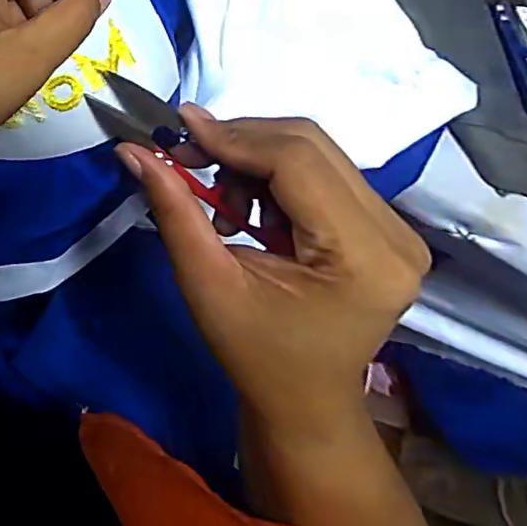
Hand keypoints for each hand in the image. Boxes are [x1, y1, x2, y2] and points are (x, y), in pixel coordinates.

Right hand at [117, 109, 429, 435]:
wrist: (303, 397)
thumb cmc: (254, 349)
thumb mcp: (204, 278)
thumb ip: (173, 207)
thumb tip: (133, 148)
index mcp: (362, 257)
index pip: (295, 162)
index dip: (232, 137)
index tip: (178, 128)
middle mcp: (394, 234)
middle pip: (307, 144)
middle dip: (238, 139)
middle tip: (186, 154)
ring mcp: (394, 227)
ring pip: (311, 148)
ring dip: (251, 154)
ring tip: (219, 194)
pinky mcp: (380, 224)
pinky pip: (317, 166)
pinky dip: (268, 169)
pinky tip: (246, 203)